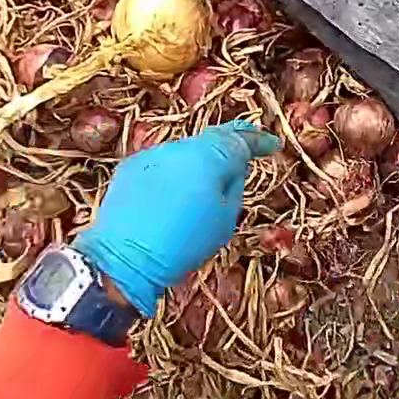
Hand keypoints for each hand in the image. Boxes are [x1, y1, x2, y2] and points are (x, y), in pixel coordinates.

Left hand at [73, 121, 280, 314]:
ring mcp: (153, 155)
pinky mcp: (132, 167)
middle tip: (249, 147)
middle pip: (213, 139)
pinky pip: (165, 162)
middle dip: (232, 143)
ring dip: (204, 157)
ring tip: (214, 173)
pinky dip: (179, 169)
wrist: (125, 259)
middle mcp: (180, 148)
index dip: (259, 141)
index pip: (240, 140)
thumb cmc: (186, 243)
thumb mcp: (226, 219)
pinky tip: (182, 187)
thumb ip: (235, 185)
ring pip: (188, 150)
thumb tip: (235, 168)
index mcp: (209, 158)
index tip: (273, 145)